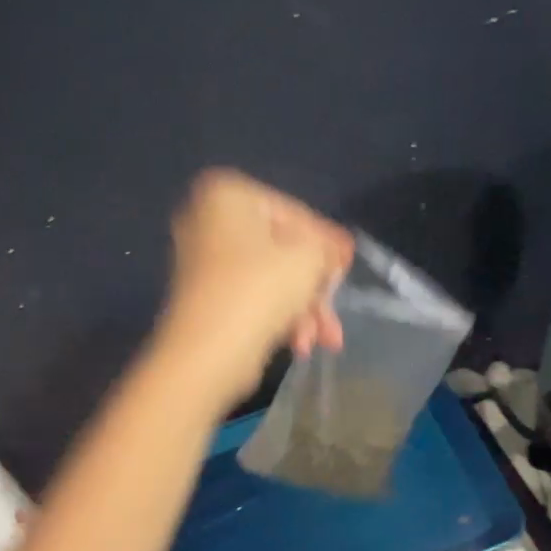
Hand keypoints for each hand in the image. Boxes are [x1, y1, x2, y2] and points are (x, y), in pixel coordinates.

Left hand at [155, 169, 354, 405]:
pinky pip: (253, 300)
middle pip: (282, 251)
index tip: (348, 266)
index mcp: (228, 196)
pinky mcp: (204, 300)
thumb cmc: (260, 291)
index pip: (293, 213)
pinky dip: (280, 319)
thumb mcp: (310, 258)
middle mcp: (208, 221)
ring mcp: (203, 263)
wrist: (207, 354)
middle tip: (336, 310)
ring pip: (271, 280)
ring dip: (304, 310)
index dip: (326, 243)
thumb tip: (334, 252)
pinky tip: (301, 345)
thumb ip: (328, 248)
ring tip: (327, 340)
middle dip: (315, 287)